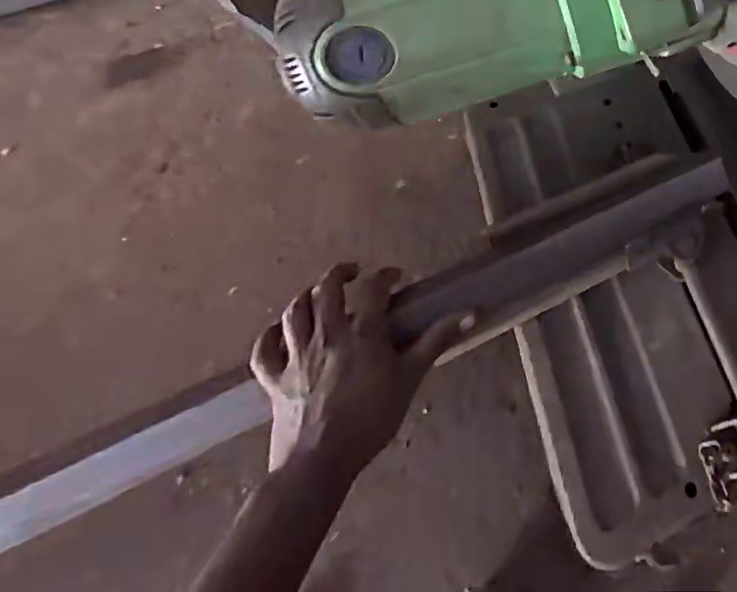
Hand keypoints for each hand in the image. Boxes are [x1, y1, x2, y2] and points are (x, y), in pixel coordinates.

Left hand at [250, 263, 472, 478]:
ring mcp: (295, 358)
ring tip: (319, 293)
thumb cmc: (371, 419)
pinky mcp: (273, 381)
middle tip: (354, 273)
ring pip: (293, 312)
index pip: (373, 289)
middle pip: (326, 291)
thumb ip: (437, 341)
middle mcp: (325, 336)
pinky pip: (264, 350)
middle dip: (340, 274)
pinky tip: (281, 329)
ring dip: (306, 295)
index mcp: (361, 334)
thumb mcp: (411, 377)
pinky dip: (271, 334)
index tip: (397, 277)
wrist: (318, 464)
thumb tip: (471, 313)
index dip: (385, 276)